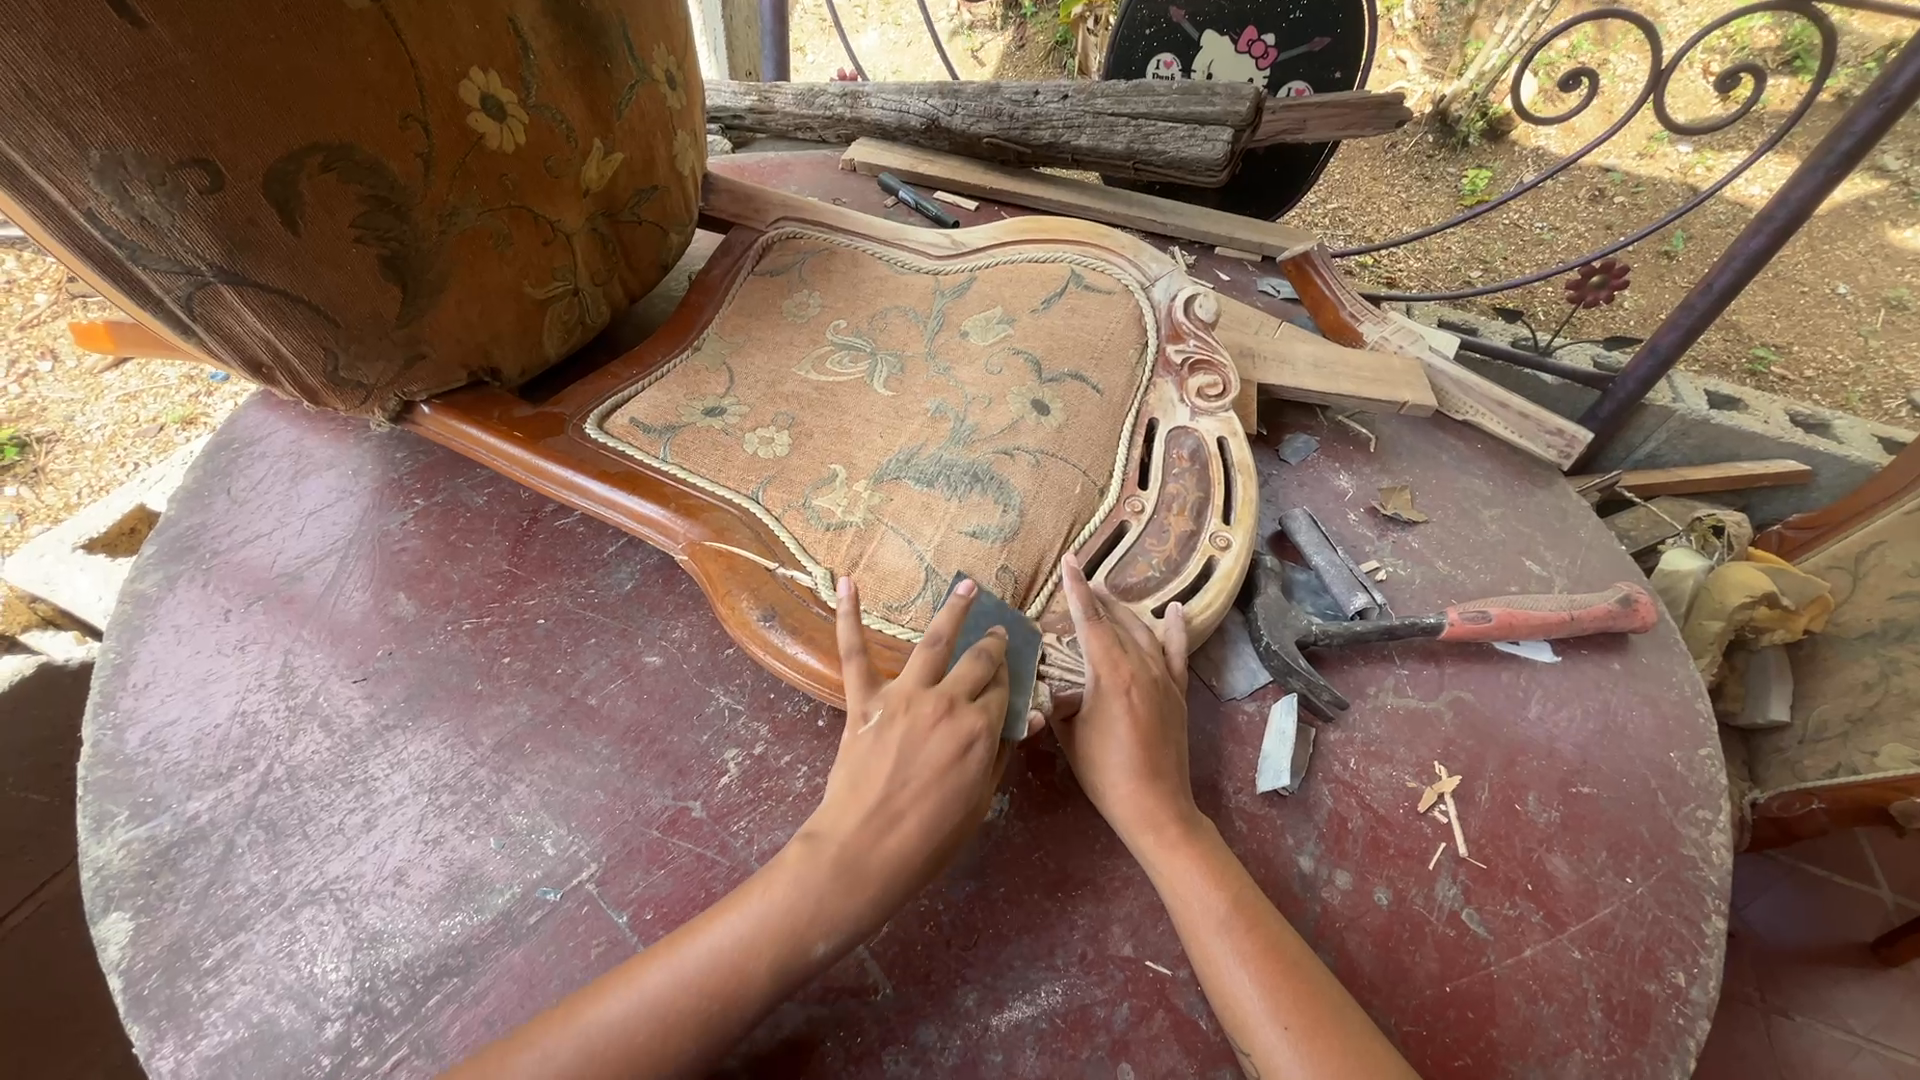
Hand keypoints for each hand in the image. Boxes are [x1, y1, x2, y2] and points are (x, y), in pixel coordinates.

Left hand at [795, 576, 1018, 922]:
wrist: (866, 850)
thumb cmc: (930, 838)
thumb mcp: (981, 801)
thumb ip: (999, 754)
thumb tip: (1022, 720)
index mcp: (980, 730)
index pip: (1003, 690)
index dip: (1010, 677)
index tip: (1012, 667)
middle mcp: (946, 703)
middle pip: (978, 661)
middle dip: (992, 642)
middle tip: (997, 630)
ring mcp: (903, 698)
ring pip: (933, 643)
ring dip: (953, 611)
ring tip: (966, 587)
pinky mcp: (865, 702)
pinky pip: (855, 653)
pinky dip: (849, 616)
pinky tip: (847, 583)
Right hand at [1052, 554, 1200, 851]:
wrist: (1155, 806)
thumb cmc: (1104, 773)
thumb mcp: (1069, 734)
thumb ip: (1058, 700)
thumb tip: (1047, 682)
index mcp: (1111, 673)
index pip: (1090, 621)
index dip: (1076, 589)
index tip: (1070, 561)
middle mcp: (1140, 666)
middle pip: (1116, 621)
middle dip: (1097, 597)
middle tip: (1081, 580)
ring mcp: (1163, 678)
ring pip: (1143, 631)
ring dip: (1125, 610)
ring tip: (1109, 594)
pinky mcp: (1178, 692)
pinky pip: (1177, 652)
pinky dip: (1175, 629)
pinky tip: (1174, 610)